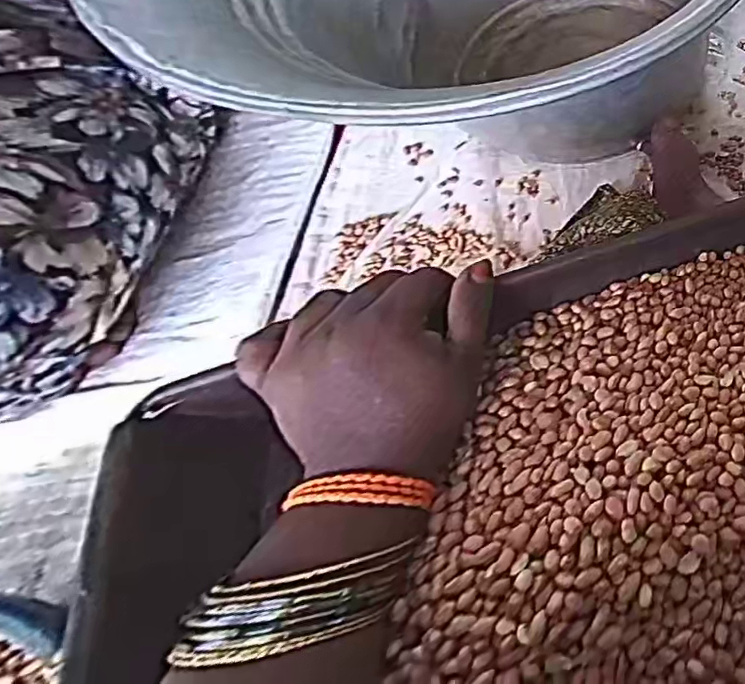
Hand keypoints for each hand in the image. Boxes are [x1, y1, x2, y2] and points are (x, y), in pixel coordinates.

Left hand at [236, 263, 491, 479]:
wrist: (374, 476)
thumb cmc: (427, 418)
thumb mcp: (466, 360)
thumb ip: (471, 307)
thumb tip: (477, 268)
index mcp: (387, 322)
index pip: (423, 279)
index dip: (443, 293)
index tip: (447, 317)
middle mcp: (336, 328)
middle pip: (378, 285)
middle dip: (404, 300)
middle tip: (418, 333)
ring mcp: (296, 351)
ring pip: (330, 301)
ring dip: (355, 309)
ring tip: (374, 338)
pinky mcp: (269, 376)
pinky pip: (267, 335)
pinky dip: (289, 332)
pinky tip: (315, 341)